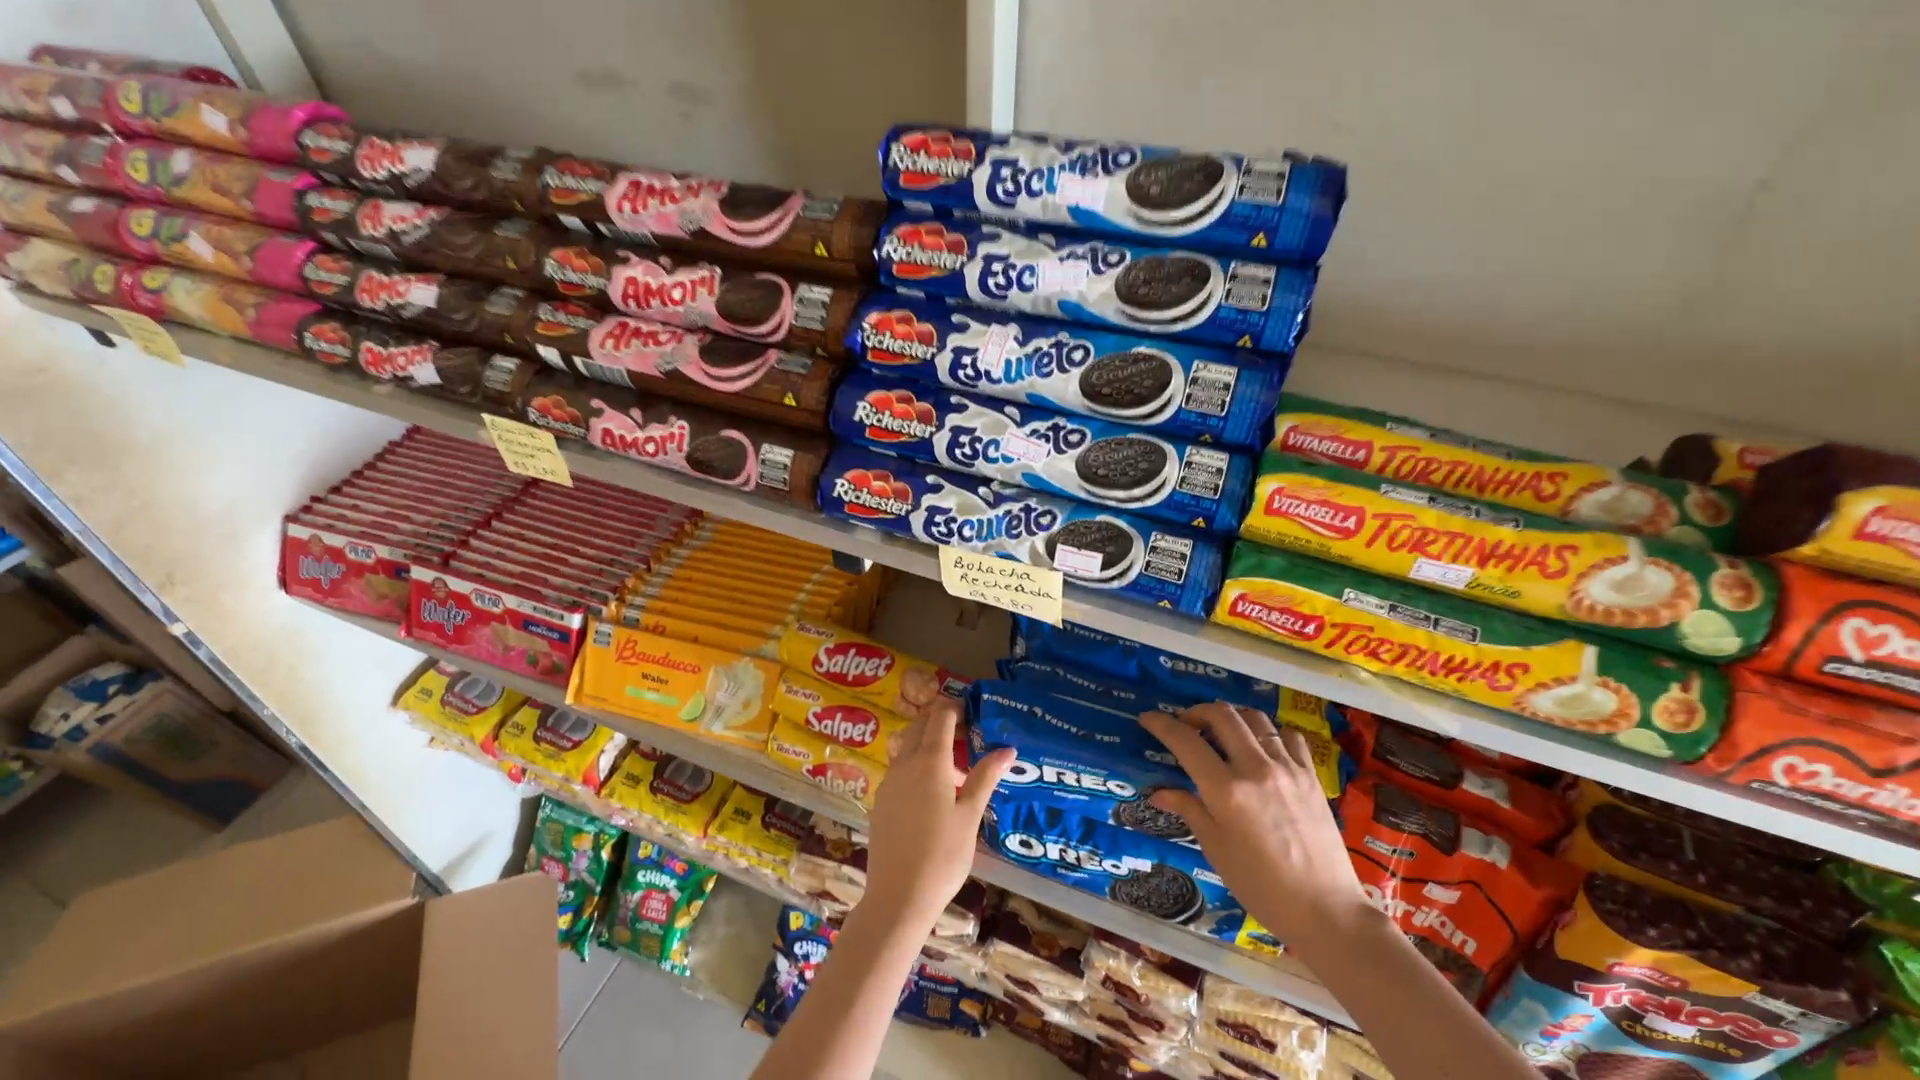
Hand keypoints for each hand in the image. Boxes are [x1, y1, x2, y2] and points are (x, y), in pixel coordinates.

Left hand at [862, 697, 1014, 926]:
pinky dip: (916, 765)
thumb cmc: (943, 855)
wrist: (898, 896)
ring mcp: (888, 782)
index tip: (974, 714)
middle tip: (967, 735)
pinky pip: (899, 769)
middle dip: (941, 721)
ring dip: (928, 744)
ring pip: (907, 747)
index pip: (940, 717)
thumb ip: (985, 777)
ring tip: (954, 768)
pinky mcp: (881, 801)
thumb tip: (1007, 750)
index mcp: (929, 762)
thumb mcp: (970, 815)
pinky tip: (933, 793)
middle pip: (920, 726)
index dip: (956, 708)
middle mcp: (904, 764)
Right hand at [1141, 703, 1369, 941]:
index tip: (1148, 718)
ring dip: (1232, 717)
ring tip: (1221, 732)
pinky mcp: (1311, 776)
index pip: (1186, 741)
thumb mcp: (1215, 849)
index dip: (1162, 724)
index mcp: (1226, 791)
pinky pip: (1288, 736)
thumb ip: (1189, 810)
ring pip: (1256, 719)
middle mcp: (1256, 768)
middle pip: (1222, 716)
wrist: (1324, 908)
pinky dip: (1269, 733)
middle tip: (1185, 723)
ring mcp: (1288, 769)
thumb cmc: (1260, 886)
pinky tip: (1263, 748)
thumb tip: (1158, 793)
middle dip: (1196, 712)